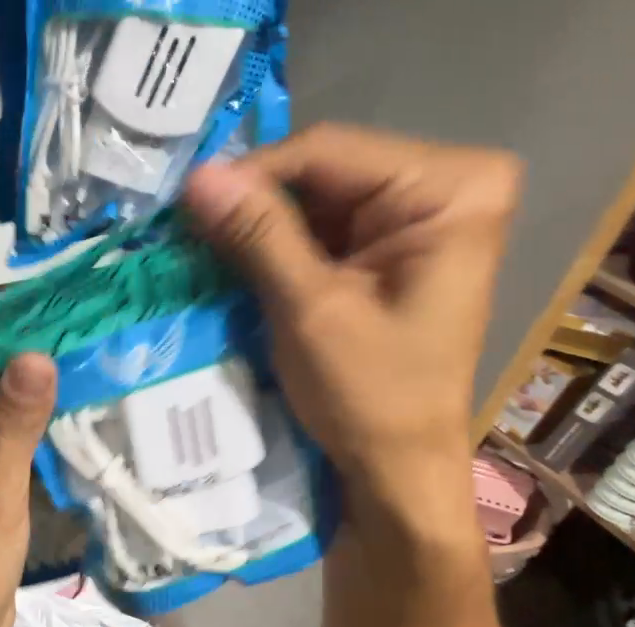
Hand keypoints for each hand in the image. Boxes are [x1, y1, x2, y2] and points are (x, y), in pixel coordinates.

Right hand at [183, 124, 520, 523]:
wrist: (396, 466)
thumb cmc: (369, 394)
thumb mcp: (310, 309)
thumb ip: (258, 236)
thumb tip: (197, 177)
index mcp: (450, 188)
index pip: (329, 151)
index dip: (251, 175)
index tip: (184, 206)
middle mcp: (445, 188)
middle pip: (324, 172)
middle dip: (254, 203)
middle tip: (185, 231)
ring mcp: (419, 220)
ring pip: (316, 201)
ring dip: (258, 227)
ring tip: (199, 248)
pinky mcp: (391, 253)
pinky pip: (322, 233)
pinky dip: (276, 249)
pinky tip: (234, 265)